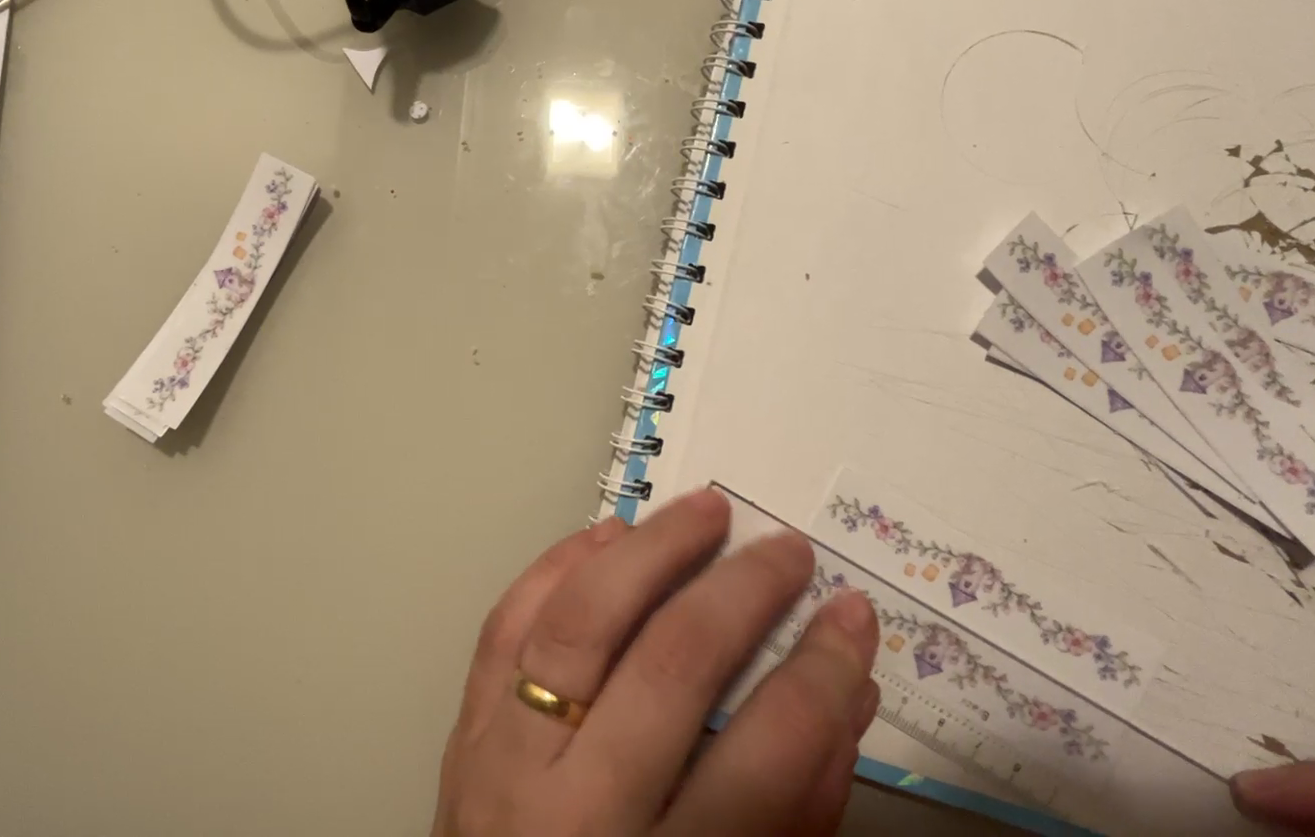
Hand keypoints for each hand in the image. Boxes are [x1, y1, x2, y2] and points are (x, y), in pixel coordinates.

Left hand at [433, 488, 881, 836]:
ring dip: (650, 551)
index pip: (763, 758)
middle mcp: (576, 811)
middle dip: (741, 593)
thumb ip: (798, 806)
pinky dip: (558, 566)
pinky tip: (609, 534)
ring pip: (577, 622)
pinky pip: (506, 623)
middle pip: (668, 668)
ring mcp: (504, 761)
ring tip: (706, 508)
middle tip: (787, 548)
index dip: (821, 674)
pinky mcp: (464, 729)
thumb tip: (846, 688)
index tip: (851, 614)